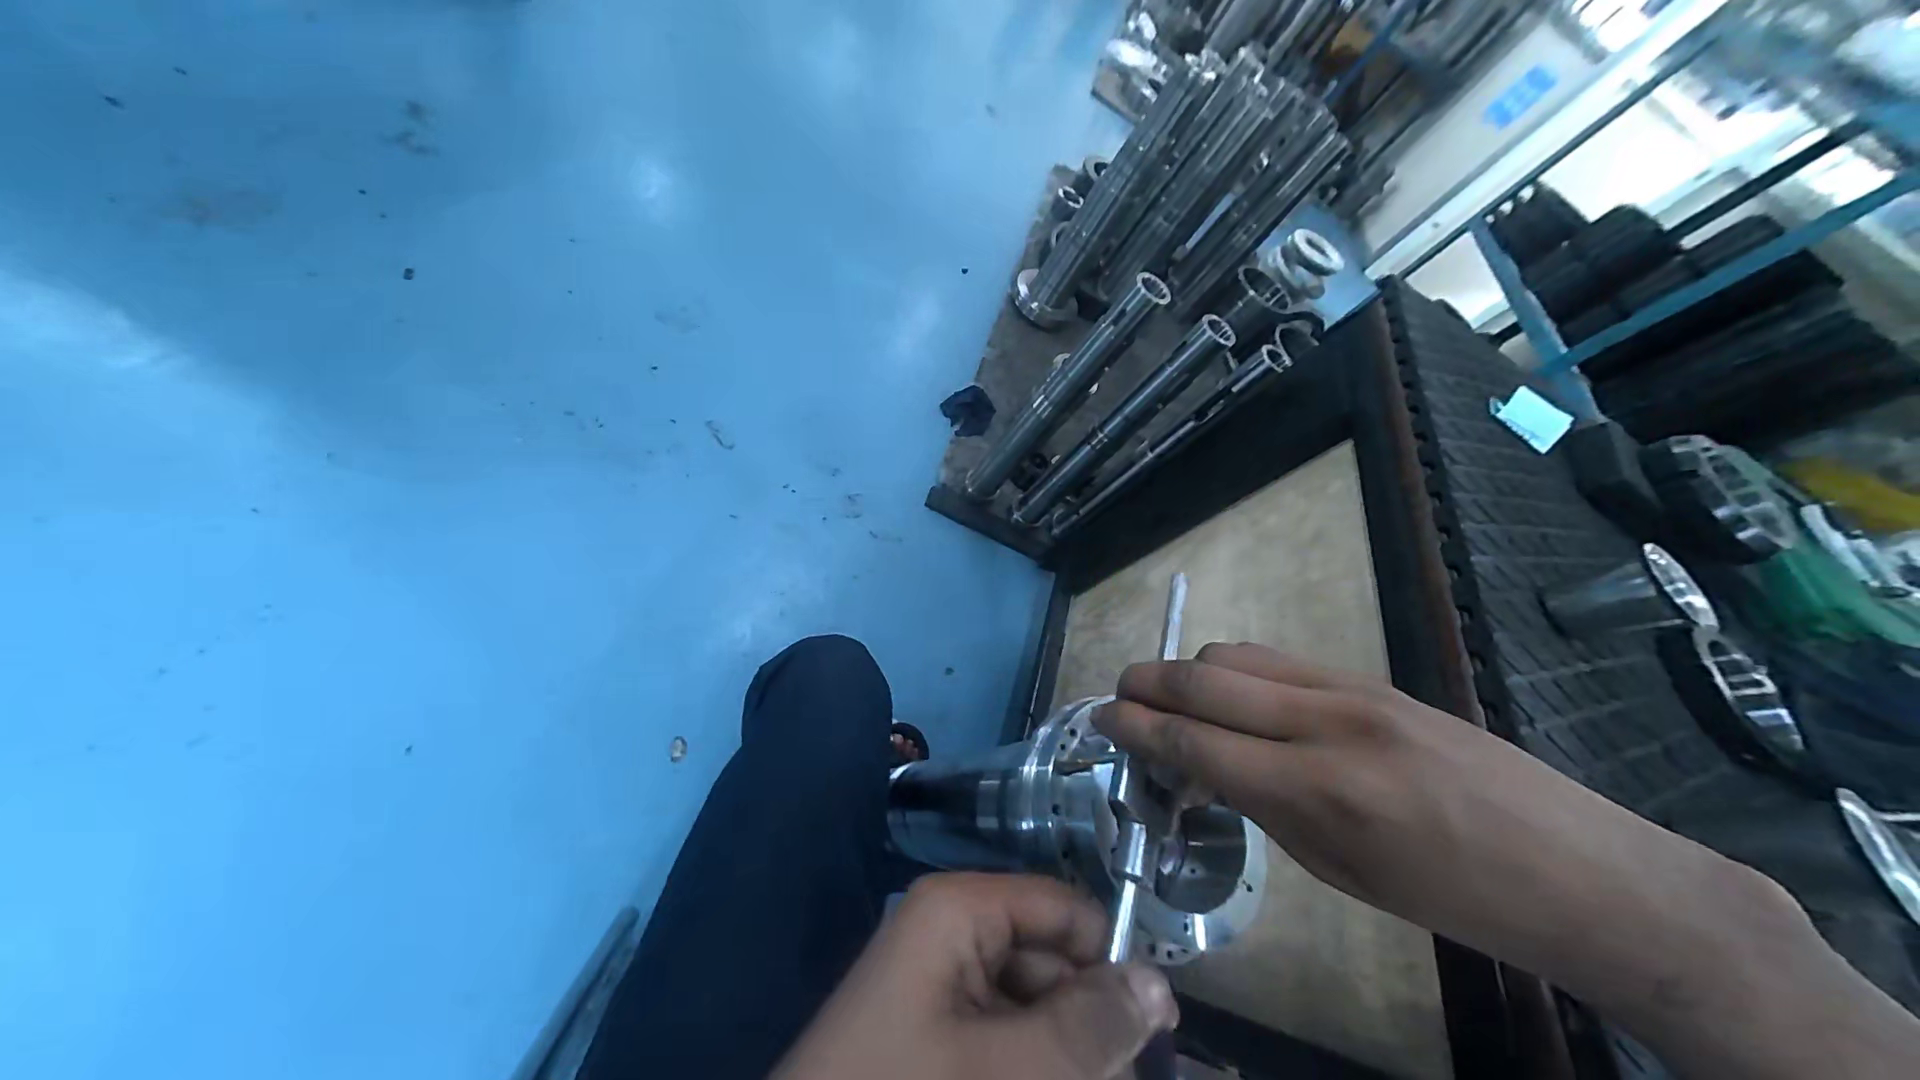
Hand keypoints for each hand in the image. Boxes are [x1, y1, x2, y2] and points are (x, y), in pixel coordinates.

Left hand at [772, 873, 1177, 1079]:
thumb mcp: (1010, 1066)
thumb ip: (1090, 1024)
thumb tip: (1160, 983)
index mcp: (961, 909)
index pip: (1066, 910)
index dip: (1110, 964)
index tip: (1154, 1036)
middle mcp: (953, 931)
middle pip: (1053, 960)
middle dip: (1088, 1025)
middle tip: (1109, 1078)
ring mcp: (941, 982)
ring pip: (1034, 1007)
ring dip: (1066, 1056)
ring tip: (1080, 1079)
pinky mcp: (934, 1029)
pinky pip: (1004, 1037)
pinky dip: (1032, 1065)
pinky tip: (1042, 1079)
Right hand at [1095, 643, 1919, 1077]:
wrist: (1580, 870)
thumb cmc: (1449, 896)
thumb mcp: (1335, 870)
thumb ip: (1257, 805)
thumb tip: (1198, 768)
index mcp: (1315, 792)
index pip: (1192, 742)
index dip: (1134, 728)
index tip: (1100, 720)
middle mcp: (1324, 724)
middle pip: (1202, 680)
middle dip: (1144, 683)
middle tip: (1117, 698)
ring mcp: (1350, 690)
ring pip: (1235, 654)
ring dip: (1189, 672)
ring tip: (1175, 701)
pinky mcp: (1371, 676)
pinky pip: (1278, 658)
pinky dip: (1236, 671)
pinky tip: (1237, 698)